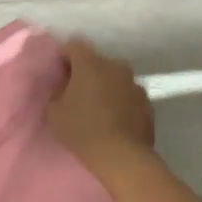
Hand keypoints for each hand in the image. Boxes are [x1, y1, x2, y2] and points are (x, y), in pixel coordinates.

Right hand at [49, 38, 154, 175]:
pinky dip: (121, 101)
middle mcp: (115, 66)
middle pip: (97, 61)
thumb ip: (57, 91)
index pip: (74, 45)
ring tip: (98, 107)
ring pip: (115, 77)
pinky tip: (115, 119)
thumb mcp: (54, 112)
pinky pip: (128, 94)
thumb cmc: (82, 130)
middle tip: (77, 92)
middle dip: (87, 72)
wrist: (121, 156)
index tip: (60, 73)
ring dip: (106, 86)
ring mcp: (134, 83)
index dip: (65, 56)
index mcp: (90, 63)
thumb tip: (64, 85)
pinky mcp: (147, 102)